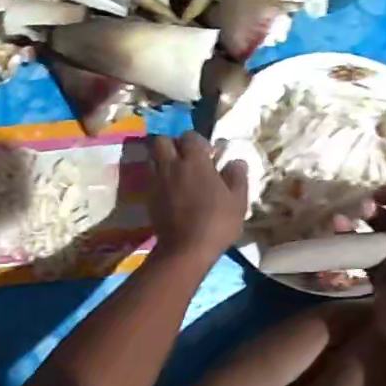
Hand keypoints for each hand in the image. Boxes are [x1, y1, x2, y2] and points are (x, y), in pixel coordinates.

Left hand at [146, 131, 248, 260]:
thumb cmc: (216, 223)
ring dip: (162, 160)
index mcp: (194, 161)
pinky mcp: (148, 198)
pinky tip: (169, 192)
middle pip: (162, 141)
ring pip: (152, 158)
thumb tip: (236, 161)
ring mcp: (156, 181)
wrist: (185, 249)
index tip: (207, 154)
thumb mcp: (237, 201)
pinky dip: (158, 179)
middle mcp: (171, 166)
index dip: (197, 141)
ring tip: (176, 174)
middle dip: (172, 144)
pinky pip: (150, 179)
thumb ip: (237, 177)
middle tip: (185, 158)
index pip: (189, 136)